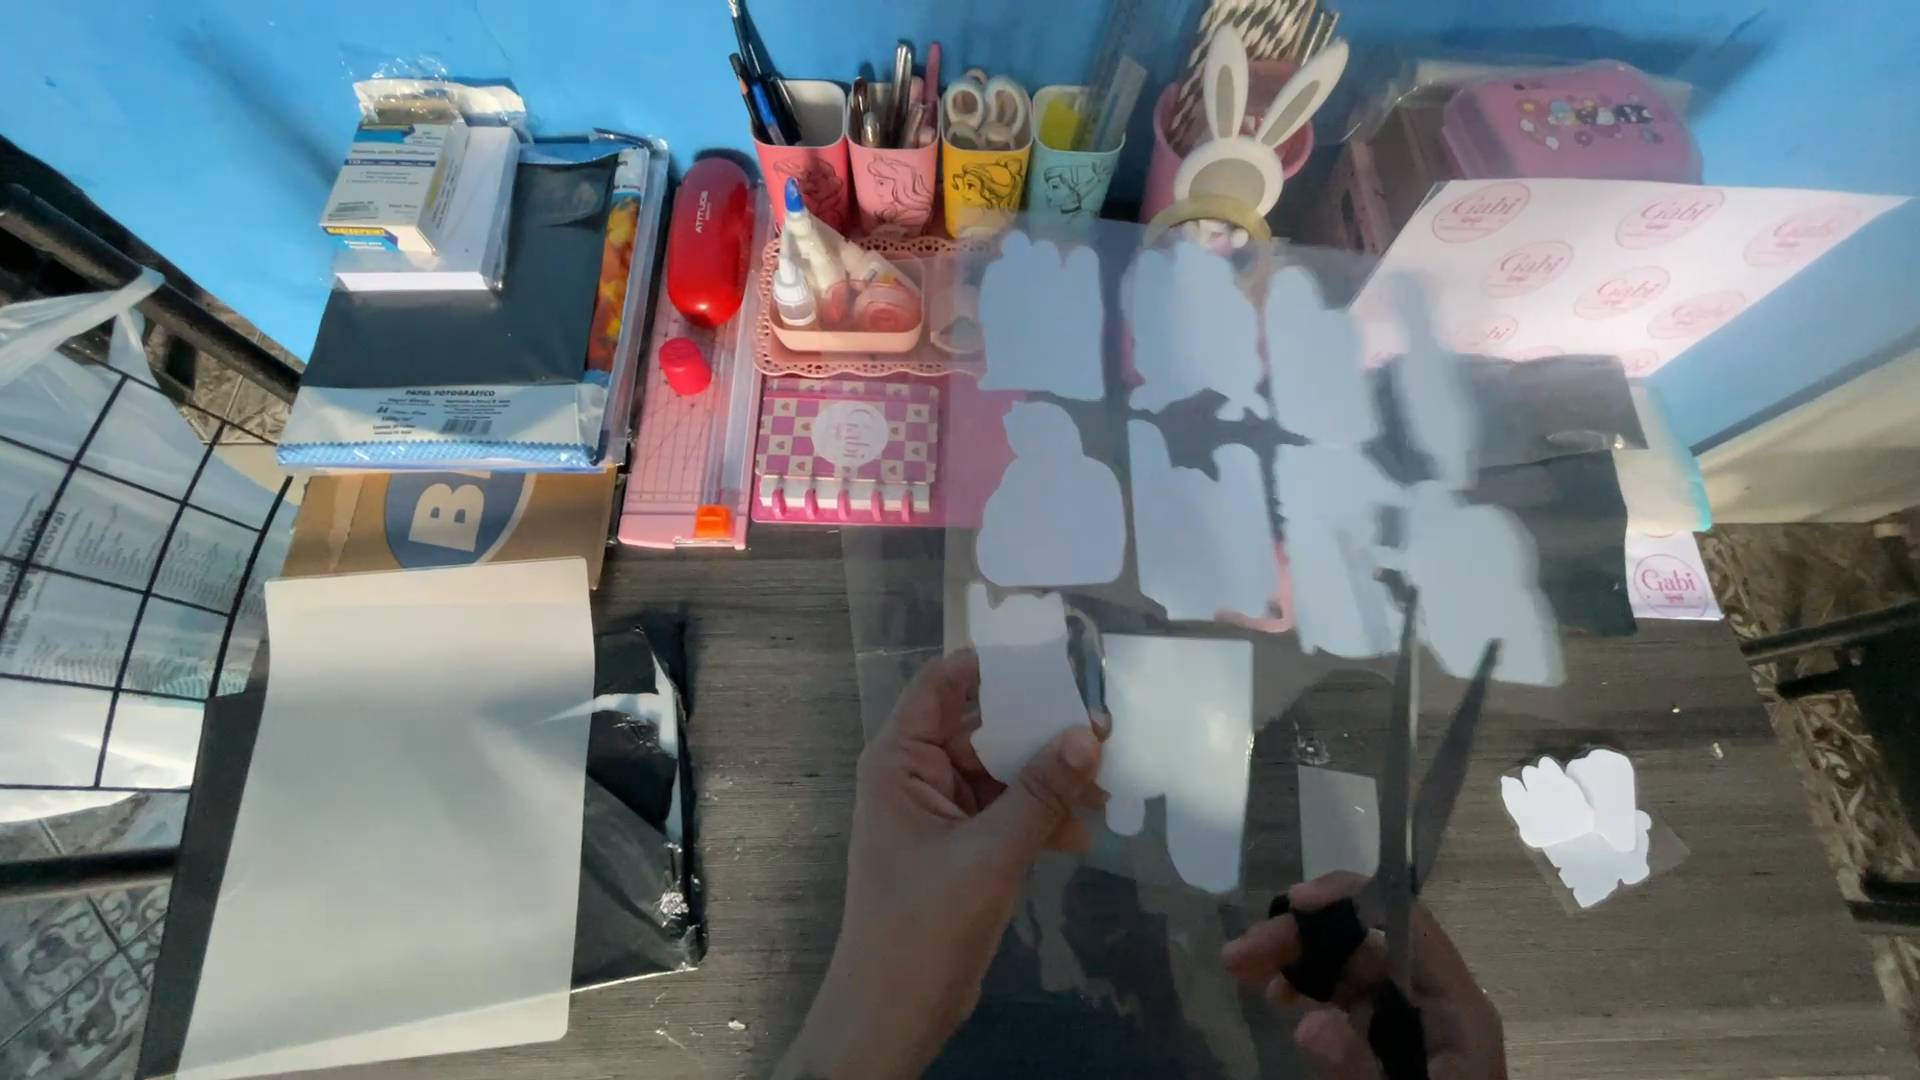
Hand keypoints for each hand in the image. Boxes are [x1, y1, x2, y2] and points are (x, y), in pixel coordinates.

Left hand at [776, 651, 1104, 1079]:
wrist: (895, 1013)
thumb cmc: (924, 923)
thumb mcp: (989, 853)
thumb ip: (1040, 792)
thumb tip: (1090, 733)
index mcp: (901, 757)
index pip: (941, 684)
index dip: (991, 666)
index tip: (1049, 660)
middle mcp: (919, 771)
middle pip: (983, 727)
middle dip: (1039, 731)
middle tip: (1100, 731)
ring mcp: (942, 808)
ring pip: (1002, 770)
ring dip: (1048, 780)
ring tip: (1103, 790)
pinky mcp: (964, 841)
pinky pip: (1006, 809)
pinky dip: (1040, 818)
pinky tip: (1080, 838)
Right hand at [1221, 872, 1506, 1079]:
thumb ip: (1359, 1072)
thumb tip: (1308, 1027)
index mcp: (1454, 1007)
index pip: (1405, 922)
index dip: (1349, 899)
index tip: (1294, 903)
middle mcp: (1428, 995)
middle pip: (1358, 936)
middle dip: (1296, 934)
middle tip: (1240, 953)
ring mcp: (1403, 1011)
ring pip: (1340, 957)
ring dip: (1288, 953)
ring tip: (1239, 965)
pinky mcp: (1380, 1030)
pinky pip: (1337, 987)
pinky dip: (1300, 981)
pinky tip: (1275, 994)